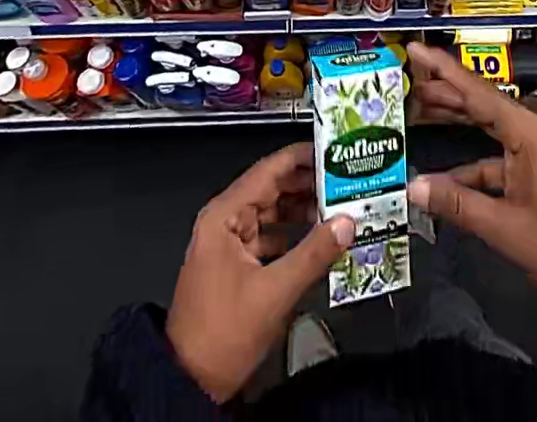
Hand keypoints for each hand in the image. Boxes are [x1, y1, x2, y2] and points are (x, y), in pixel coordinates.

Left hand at [165, 143, 353, 402]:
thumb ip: (314, 253)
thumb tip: (349, 221)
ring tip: (343, 206)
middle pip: (275, 187)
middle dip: (312, 184)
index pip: (271, 169)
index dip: (305, 157)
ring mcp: (231, 241)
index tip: (338, 152)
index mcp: (226, 215)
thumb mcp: (274, 292)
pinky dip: (298, 233)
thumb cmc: (223, 332)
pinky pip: (274, 234)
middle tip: (349, 180)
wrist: (187, 384)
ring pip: (276, 211)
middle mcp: (226, 220)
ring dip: (307, 209)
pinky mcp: (238, 262)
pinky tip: (324, 238)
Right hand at [405, 43, 536, 328]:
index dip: (443, 69)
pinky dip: (475, 164)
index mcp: (531, 134)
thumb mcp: (507, 229)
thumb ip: (459, 205)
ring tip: (421, 110)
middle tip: (408, 80)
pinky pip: (502, 158)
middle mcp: (536, 133)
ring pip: (491, 129)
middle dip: (446, 92)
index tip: (415, 49)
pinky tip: (447, 176)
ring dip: (459, 123)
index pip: (478, 92)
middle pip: (484, 104)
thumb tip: (414, 186)